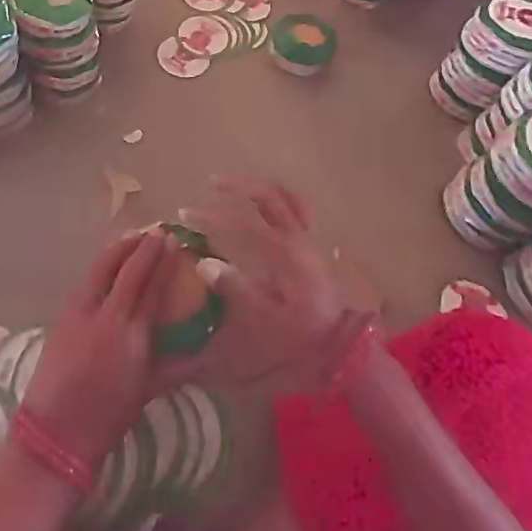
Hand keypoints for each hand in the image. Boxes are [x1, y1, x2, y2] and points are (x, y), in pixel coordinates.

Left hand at [21, 228, 201, 467]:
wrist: (55, 434)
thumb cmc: (107, 417)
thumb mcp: (147, 391)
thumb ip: (178, 366)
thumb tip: (207, 351)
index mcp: (133, 336)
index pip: (152, 287)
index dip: (163, 262)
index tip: (173, 242)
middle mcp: (108, 317)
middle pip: (128, 270)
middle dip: (144, 247)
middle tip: (157, 232)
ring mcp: (81, 313)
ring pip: (102, 268)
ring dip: (120, 248)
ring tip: (134, 236)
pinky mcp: (63, 316)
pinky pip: (87, 280)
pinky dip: (102, 265)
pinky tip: (109, 261)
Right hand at [184, 178, 357, 390]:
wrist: (344, 344)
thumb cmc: (304, 335)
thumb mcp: (269, 320)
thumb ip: (237, 290)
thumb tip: (203, 263)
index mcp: (287, 252)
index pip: (243, 222)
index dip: (212, 216)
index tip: (186, 214)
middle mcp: (300, 236)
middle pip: (268, 194)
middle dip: (237, 186)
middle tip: (209, 185)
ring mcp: (310, 236)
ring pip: (286, 195)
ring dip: (257, 186)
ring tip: (233, 187)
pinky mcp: (314, 243)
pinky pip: (297, 207)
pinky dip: (276, 198)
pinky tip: (261, 205)